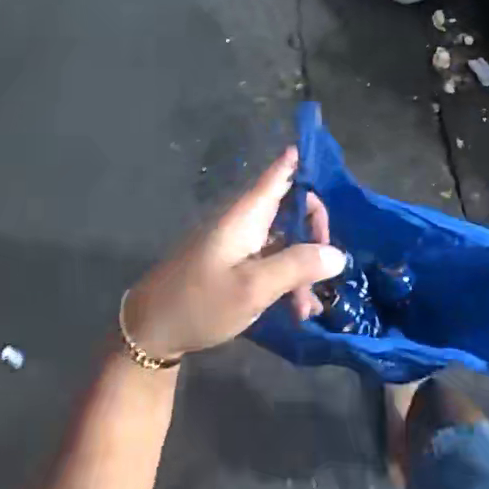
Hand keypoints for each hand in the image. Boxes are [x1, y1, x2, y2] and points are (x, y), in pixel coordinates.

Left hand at [123, 149, 345, 359]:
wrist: (149, 332)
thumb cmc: (200, 302)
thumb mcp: (253, 287)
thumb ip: (297, 266)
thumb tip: (338, 253)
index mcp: (247, 214)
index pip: (281, 172)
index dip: (304, 159)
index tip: (327, 157)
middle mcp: (245, 221)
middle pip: (292, 207)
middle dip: (315, 234)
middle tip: (328, 267)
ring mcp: (239, 243)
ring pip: (285, 240)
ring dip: (303, 267)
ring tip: (310, 307)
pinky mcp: (235, 264)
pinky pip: (271, 261)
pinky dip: (287, 280)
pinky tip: (297, 311)